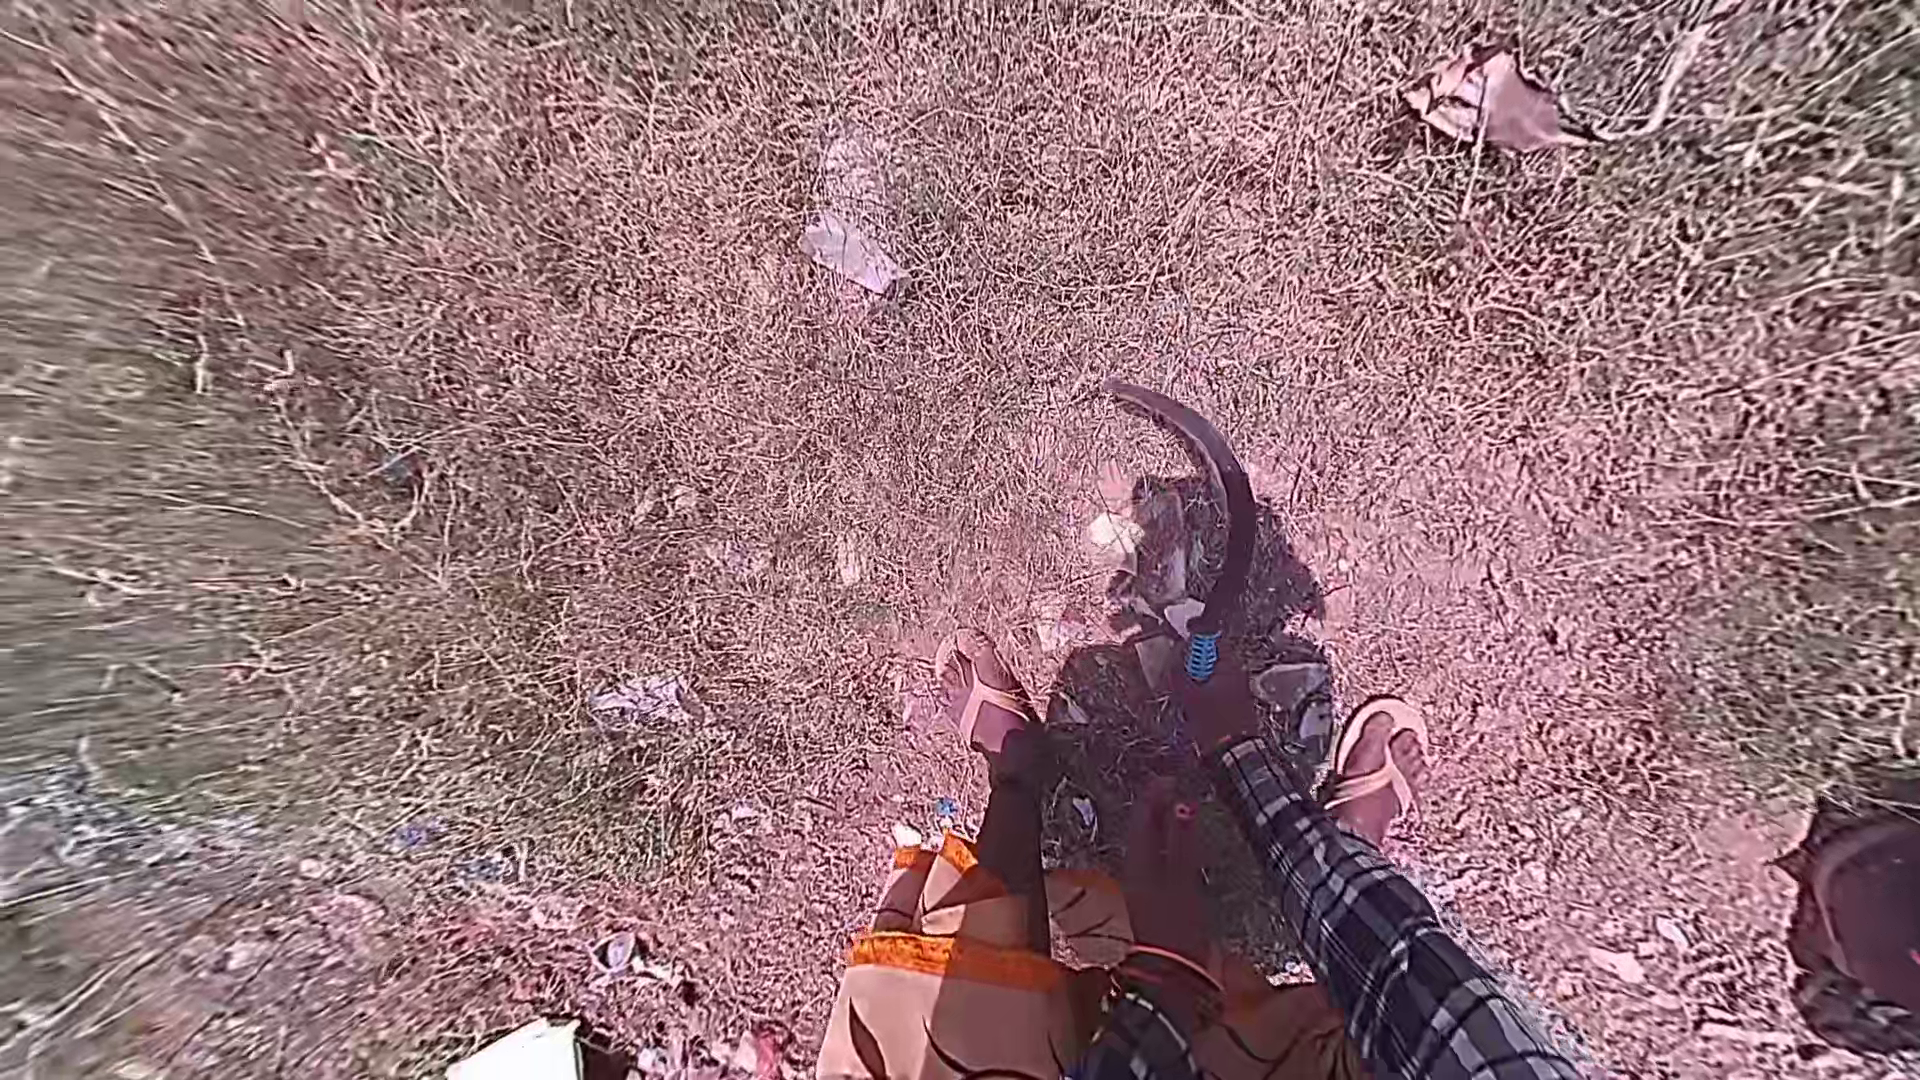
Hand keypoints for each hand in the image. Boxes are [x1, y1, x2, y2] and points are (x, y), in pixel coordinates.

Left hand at [1123, 778, 1209, 966]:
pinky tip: (1177, 845)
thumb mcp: (1183, 880)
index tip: (1168, 778)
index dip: (1153, 795)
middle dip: (1155, 806)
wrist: (1171, 974)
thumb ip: (1182, 842)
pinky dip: (1165, 843)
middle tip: (1172, 788)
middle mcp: (1135, 866)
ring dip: (1160, 824)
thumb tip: (1182, 803)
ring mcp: (1142, 882)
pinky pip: (1155, 857)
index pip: (1142, 817)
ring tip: (1175, 809)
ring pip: (1148, 842)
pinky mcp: (1153, 896)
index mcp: (1139, 859)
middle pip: (1142, 827)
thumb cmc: (1176, 924)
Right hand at [1175, 649, 1258, 751]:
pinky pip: (1212, 692)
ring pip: (1209, 677)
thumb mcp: (1189, 695)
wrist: (1234, 754)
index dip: (1195, 643)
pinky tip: (1193, 709)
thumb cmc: (1216, 723)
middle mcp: (1236, 677)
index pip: (1213, 641)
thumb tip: (1173, 657)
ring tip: (1185, 696)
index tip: (1182, 649)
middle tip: (1180, 675)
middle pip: (1210, 660)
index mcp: (1230, 668)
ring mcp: (1236, 692)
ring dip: (1194, 683)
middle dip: (1192, 666)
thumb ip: (1179, 673)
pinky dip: (1201, 696)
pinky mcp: (1232, 706)